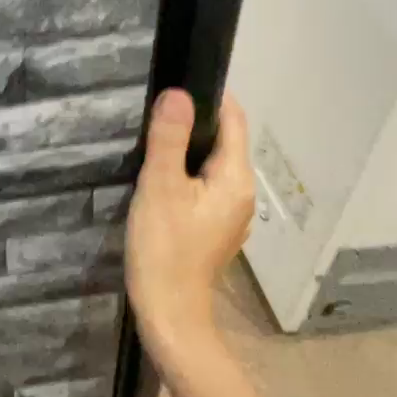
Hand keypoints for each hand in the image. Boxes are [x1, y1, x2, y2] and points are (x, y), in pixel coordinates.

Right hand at [126, 89, 255, 339]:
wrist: (169, 312)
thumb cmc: (164, 247)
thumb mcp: (160, 186)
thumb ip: (168, 137)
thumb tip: (177, 93)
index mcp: (236, 179)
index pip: (234, 120)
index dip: (209, 97)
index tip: (175, 84)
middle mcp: (243, 193)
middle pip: (224, 141)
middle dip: (194, 122)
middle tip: (154, 111)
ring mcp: (232, 214)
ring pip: (213, 165)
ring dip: (188, 149)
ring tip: (153, 141)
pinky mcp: (215, 228)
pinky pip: (206, 186)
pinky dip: (187, 174)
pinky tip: (160, 180)